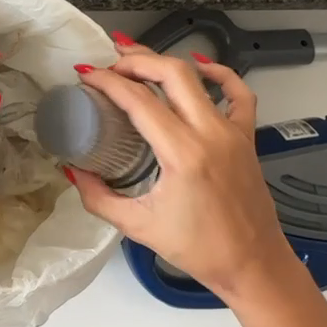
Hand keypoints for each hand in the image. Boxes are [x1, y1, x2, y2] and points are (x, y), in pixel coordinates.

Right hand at [73, 43, 304, 302]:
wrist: (253, 265)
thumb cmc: (200, 250)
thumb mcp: (138, 226)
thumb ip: (99, 197)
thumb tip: (74, 172)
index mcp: (183, 154)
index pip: (139, 100)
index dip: (108, 81)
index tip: (86, 75)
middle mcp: (210, 133)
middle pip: (171, 73)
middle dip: (136, 60)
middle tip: (110, 65)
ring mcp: (232, 131)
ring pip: (199, 77)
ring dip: (165, 63)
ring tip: (138, 61)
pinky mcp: (247, 137)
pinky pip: (238, 93)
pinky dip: (220, 73)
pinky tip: (200, 67)